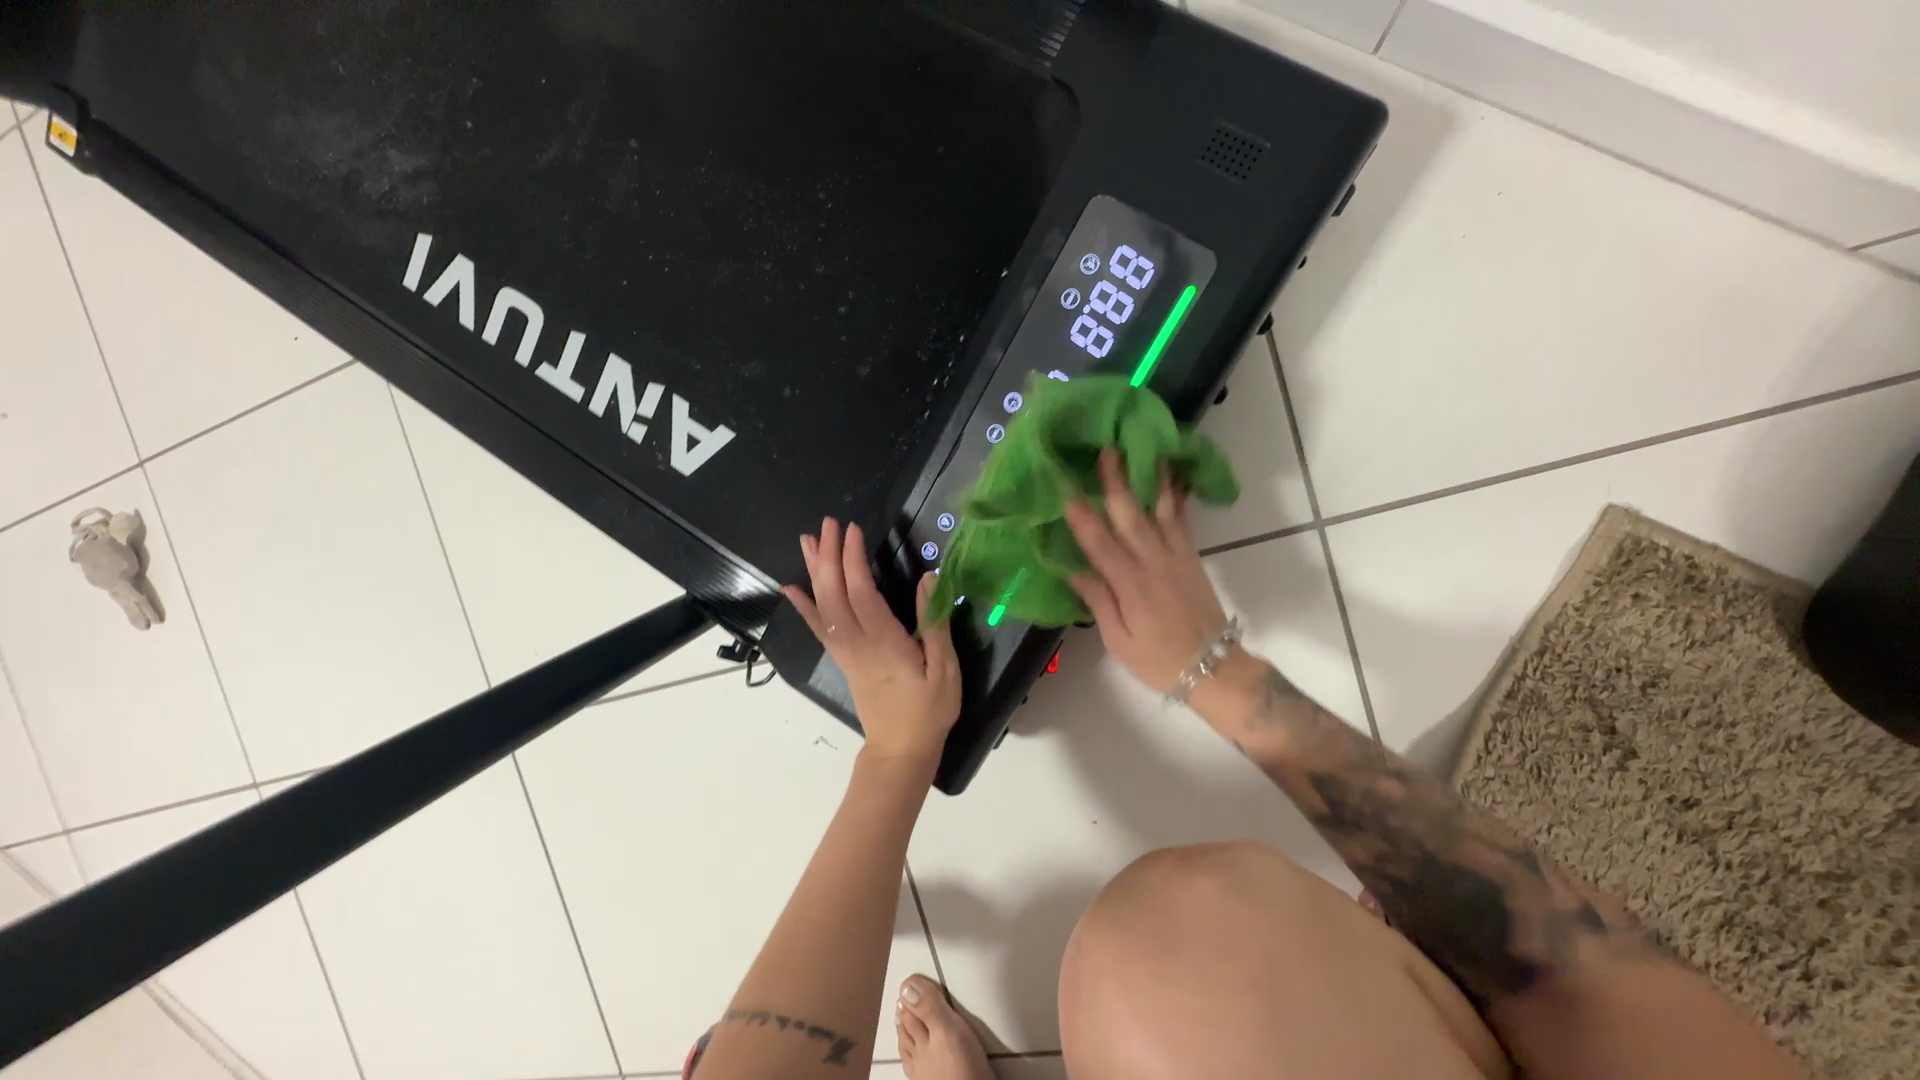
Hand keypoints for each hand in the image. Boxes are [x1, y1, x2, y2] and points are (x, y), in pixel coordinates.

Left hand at [782, 518, 960, 770]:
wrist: (901, 749)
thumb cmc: (928, 710)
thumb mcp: (944, 668)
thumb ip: (934, 623)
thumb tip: (930, 580)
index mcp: (885, 642)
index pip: (862, 592)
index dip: (854, 559)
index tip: (854, 530)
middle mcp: (857, 642)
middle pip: (834, 593)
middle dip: (830, 555)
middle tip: (828, 523)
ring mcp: (845, 651)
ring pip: (822, 605)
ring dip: (815, 571)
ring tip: (808, 541)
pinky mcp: (843, 658)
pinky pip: (818, 627)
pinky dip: (803, 605)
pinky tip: (792, 588)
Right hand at [1063, 449, 1229, 693]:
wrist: (1213, 667)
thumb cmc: (1159, 660)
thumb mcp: (1119, 640)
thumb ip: (1098, 601)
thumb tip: (1073, 570)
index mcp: (1130, 586)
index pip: (1100, 544)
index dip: (1081, 517)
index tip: (1065, 489)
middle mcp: (1153, 563)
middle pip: (1131, 515)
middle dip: (1116, 482)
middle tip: (1105, 450)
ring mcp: (1176, 556)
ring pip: (1160, 509)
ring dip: (1149, 478)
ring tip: (1143, 448)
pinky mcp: (1191, 556)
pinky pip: (1182, 519)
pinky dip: (1176, 495)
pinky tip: (1171, 475)